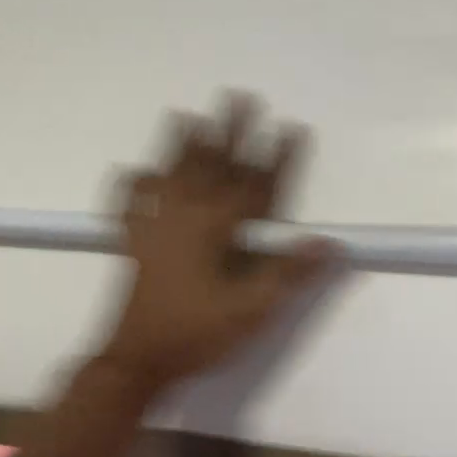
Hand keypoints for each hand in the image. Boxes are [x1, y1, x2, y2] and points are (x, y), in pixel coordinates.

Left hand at [102, 94, 334, 390]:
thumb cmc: (199, 335)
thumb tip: (326, 241)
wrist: (137, 360)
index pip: (254, 186)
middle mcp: (184, 216)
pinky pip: (130, 204)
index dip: (276, 158)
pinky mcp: (134, 244)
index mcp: (217, 230)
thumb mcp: (252, 311)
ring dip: (180, 143)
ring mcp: (154, 227)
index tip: (290, 127)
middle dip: (229, 131)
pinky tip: (133, 172)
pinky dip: (132, 184)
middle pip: (210, 165)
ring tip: (186, 114)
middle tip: (239, 96)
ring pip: (169, 173)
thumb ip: (287, 273)